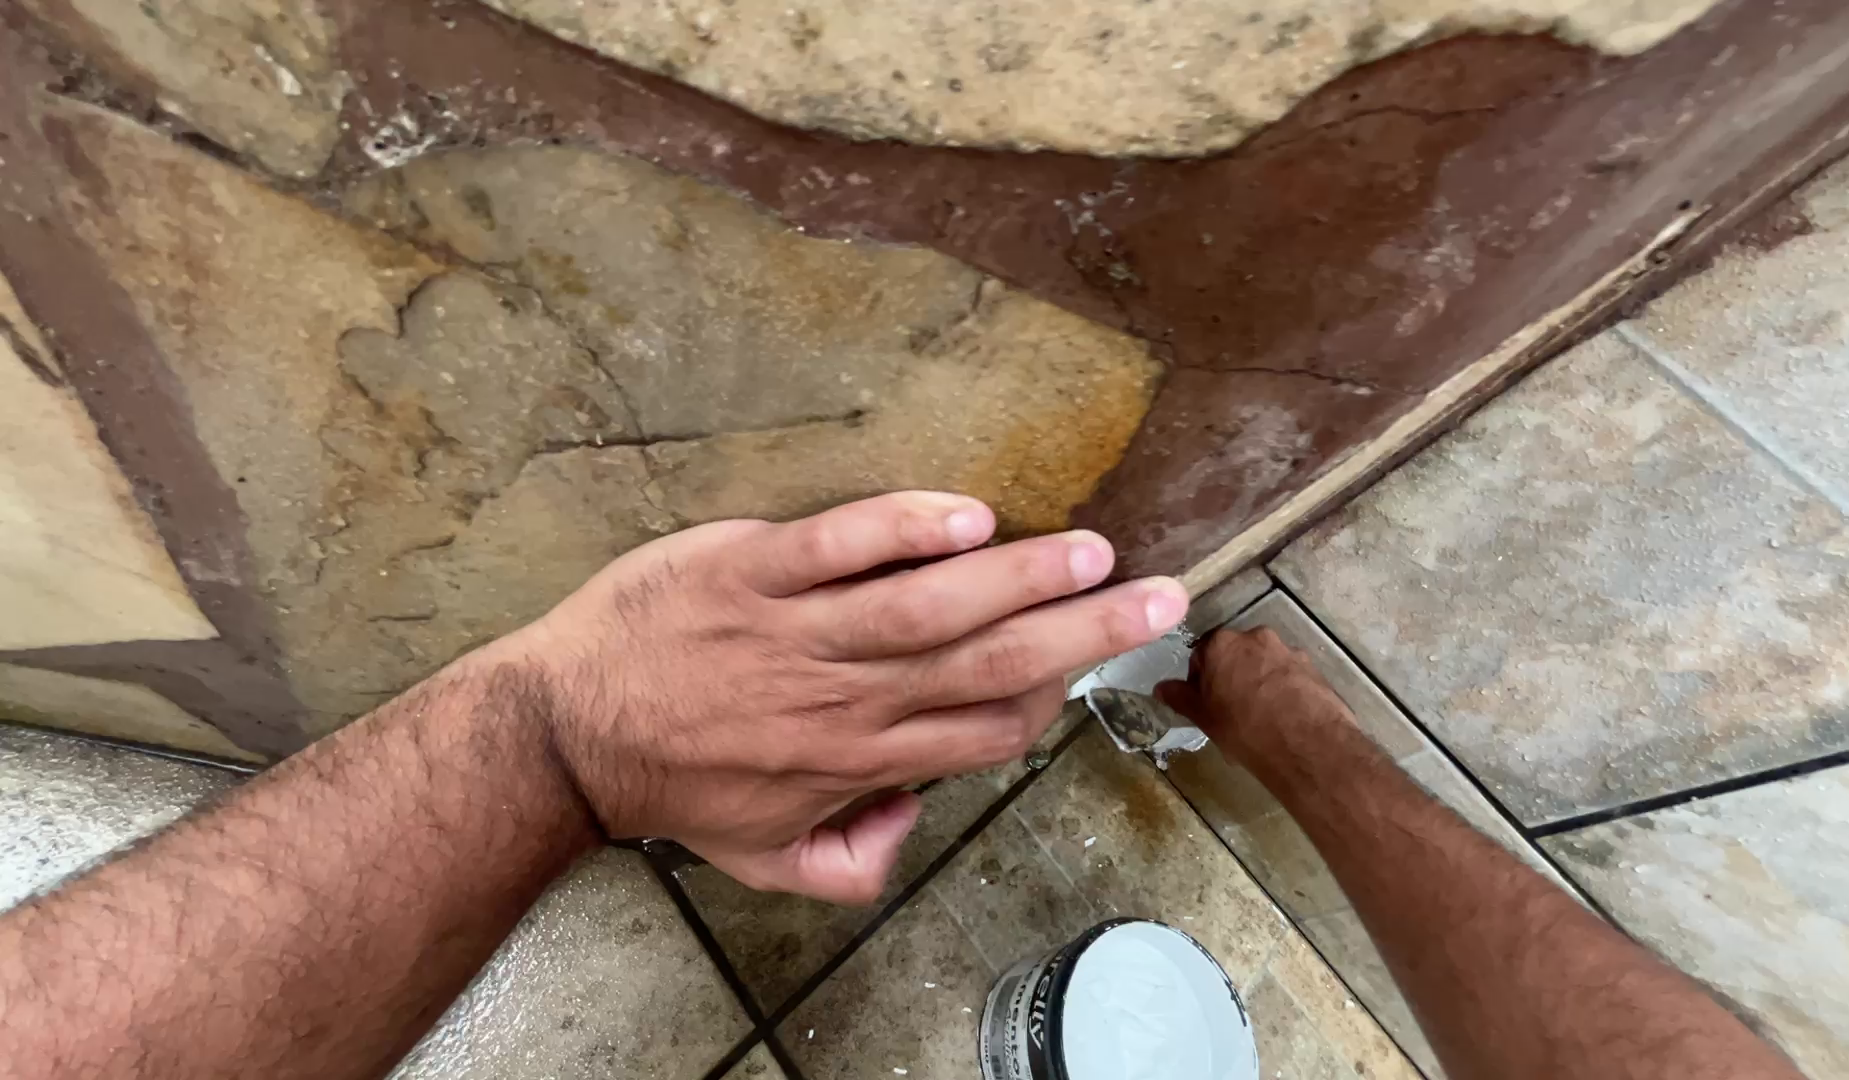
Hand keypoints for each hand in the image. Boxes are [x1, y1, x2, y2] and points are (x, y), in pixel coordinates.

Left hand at [487, 491, 1187, 903]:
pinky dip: (902, 532)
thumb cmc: (678, 782)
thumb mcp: (764, 859)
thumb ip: (852, 855)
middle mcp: (846, 698)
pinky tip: (968, 517)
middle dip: (1081, 633)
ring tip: (1090, 554)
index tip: (1095, 656)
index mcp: (859, 760)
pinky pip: (835, 550)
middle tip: (1153, 598)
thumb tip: (913, 812)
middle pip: (984, 664)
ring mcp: (796, 632)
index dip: (1052, 693)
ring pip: (927, 607)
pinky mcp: (747, 574)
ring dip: (1018, 580)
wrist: (562, 732)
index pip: (986, 726)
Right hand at [1153, 626, 1353, 760]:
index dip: (1200, 681)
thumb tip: (1160, 687)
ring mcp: (1289, 651)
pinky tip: (1284, 720)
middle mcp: (1255, 637)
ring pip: (1264, 666)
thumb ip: (1179, 697)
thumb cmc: (1243, 727)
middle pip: (1235, 656)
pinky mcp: (1314, 669)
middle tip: (1231, 712)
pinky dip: (1284, 692)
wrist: (1307, 746)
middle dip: (1231, 678)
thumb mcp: (1203, 716)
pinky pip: (1289, 677)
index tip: (1206, 704)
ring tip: (1261, 719)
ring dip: (1259, 684)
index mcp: (1222, 643)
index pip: (1200, 655)